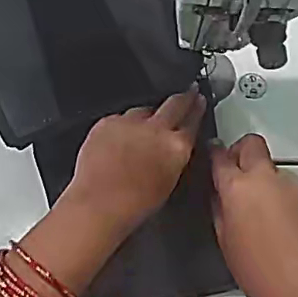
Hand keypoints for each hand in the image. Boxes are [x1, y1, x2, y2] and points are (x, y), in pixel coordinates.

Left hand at [62, 89, 206, 237]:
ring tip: (142, 129)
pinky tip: (118, 139)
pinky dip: (121, 126)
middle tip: (187, 92)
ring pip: (143, 110)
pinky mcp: (107, 122)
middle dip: (184, 97)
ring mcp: (130, 122)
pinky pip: (119, 118)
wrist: (99, 203)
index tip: (198, 101)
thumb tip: (171, 150)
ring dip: (146, 116)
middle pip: (175, 103)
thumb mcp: (167, 183)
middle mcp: (155, 129)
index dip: (197, 109)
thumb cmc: (132, 204)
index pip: (193, 120)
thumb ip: (173, 158)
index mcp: (176, 147)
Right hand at [210, 134, 297, 296]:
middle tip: (230, 168)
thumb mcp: (223, 239)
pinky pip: (281, 182)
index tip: (211, 157)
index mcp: (236, 187)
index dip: (213, 154)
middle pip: (250, 143)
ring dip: (257, 172)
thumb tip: (218, 197)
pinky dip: (271, 189)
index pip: (220, 155)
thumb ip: (218, 209)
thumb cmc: (262, 271)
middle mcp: (263, 179)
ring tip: (249, 200)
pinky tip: (265, 215)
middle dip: (238, 150)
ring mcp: (286, 187)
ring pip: (268, 162)